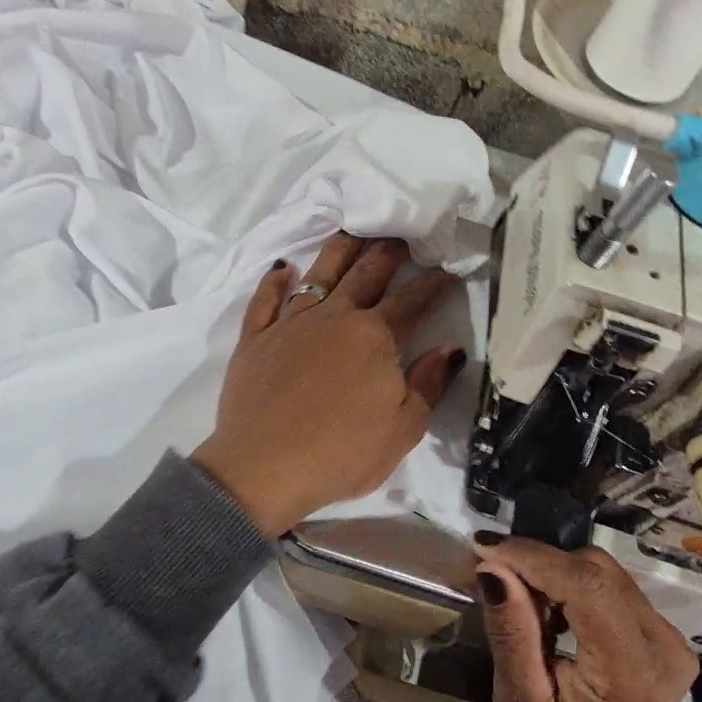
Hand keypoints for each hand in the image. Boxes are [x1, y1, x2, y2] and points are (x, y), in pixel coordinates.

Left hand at [191, 233, 464, 536]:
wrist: (262, 468)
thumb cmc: (339, 456)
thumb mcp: (401, 431)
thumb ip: (427, 385)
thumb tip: (447, 350)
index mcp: (375, 338)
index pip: (412, 302)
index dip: (433, 284)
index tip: (447, 270)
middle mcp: (333, 319)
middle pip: (365, 275)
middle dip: (387, 253)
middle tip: (400, 237)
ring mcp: (289, 325)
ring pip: (317, 275)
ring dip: (338, 252)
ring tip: (351, 233)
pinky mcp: (254, 340)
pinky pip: (264, 300)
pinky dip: (274, 281)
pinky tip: (281, 269)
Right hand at [473, 536, 698, 701]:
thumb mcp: (519, 700)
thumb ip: (511, 632)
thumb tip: (492, 569)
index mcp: (629, 675)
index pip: (588, 588)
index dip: (535, 558)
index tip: (485, 548)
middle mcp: (665, 649)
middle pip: (599, 572)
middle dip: (541, 564)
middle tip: (496, 580)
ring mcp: (672, 640)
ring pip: (607, 572)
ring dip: (557, 573)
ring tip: (524, 602)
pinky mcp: (666, 635)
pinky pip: (615, 586)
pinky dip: (575, 584)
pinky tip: (552, 610)